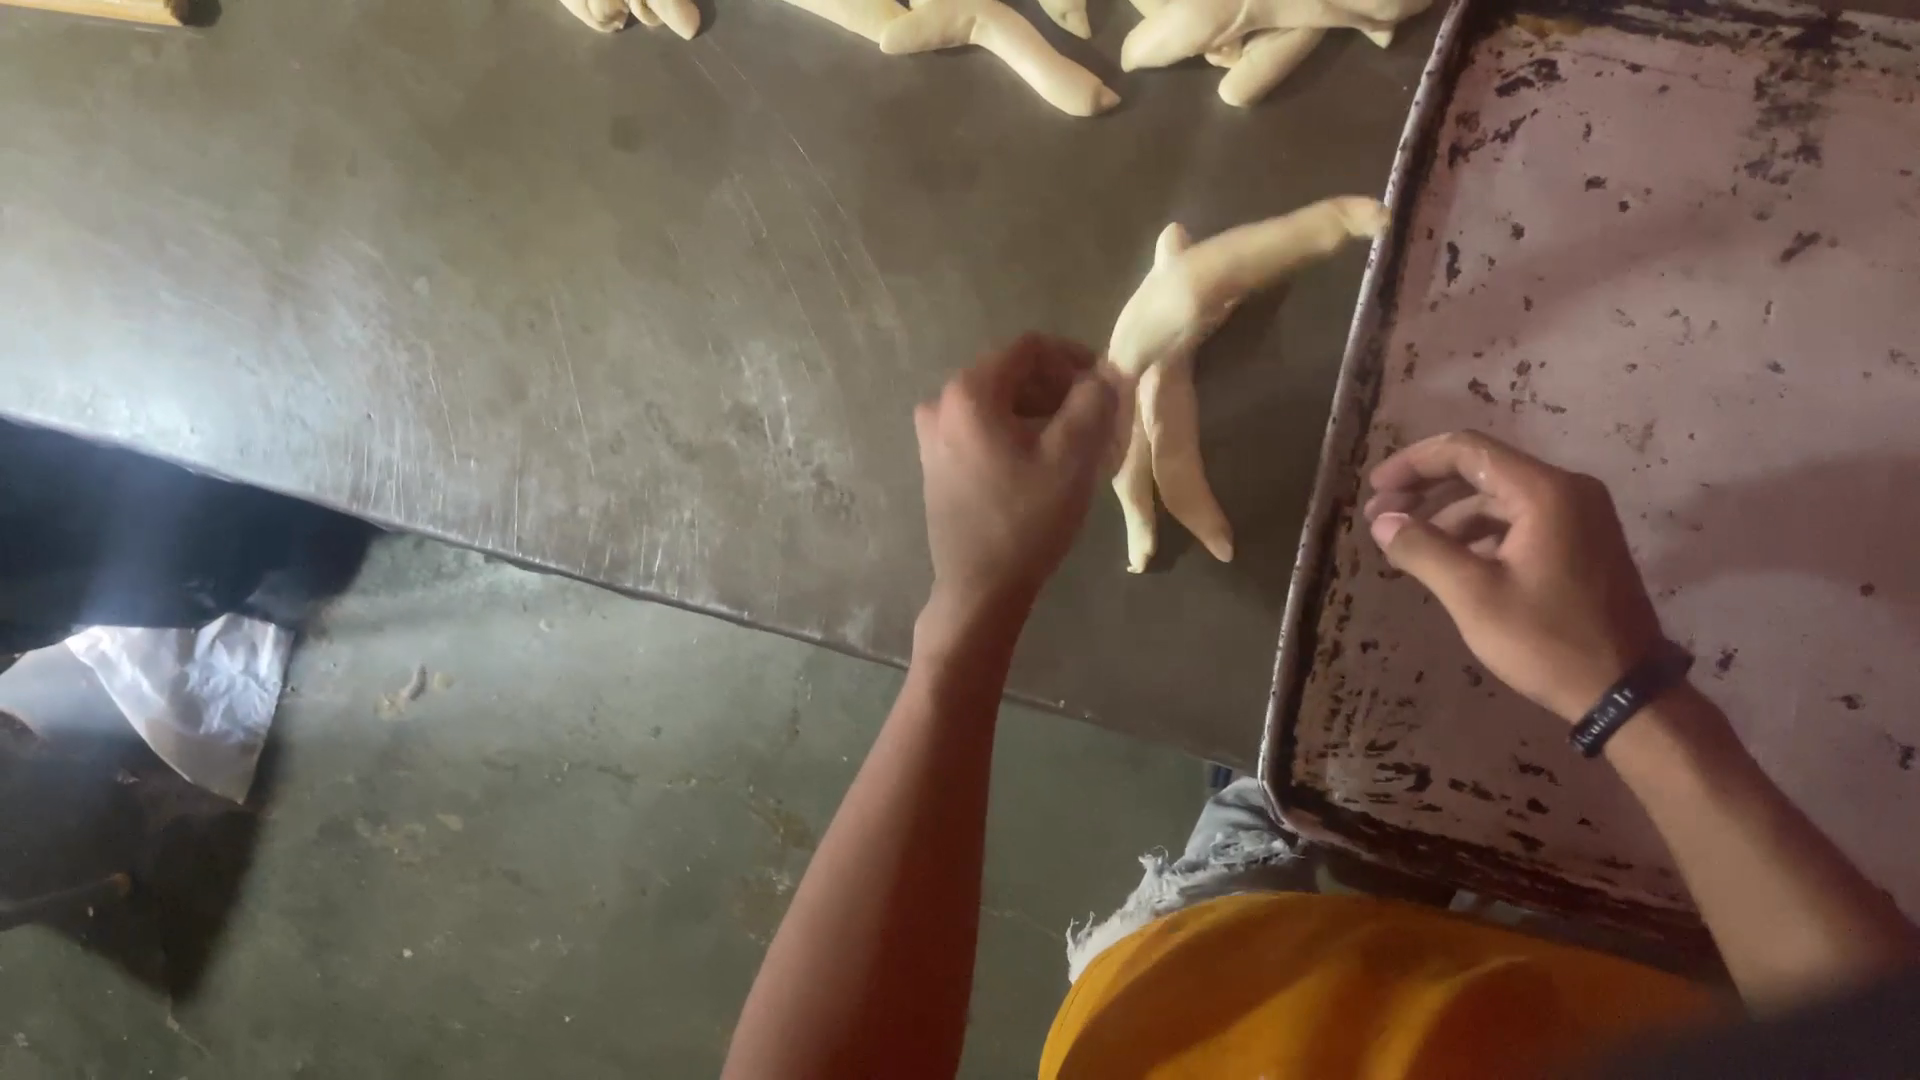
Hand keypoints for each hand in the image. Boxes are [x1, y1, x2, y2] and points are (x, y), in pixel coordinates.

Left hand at [914, 334, 1126, 623]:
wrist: (980, 588)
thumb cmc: (1026, 520)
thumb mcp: (1072, 456)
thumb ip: (1093, 400)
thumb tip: (1105, 373)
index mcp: (968, 393)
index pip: (1029, 348)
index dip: (1074, 358)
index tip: (1104, 386)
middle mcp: (940, 405)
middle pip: (1011, 374)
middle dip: (1057, 389)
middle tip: (1094, 419)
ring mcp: (932, 437)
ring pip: (998, 404)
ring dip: (1039, 413)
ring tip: (1074, 444)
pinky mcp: (936, 464)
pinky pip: (982, 430)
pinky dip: (1015, 433)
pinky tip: (1042, 463)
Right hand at [1362, 430, 1662, 721]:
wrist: (1625, 693)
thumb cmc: (1545, 639)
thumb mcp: (1471, 594)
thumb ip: (1422, 548)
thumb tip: (1382, 521)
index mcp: (1545, 493)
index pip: (1466, 451)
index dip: (1412, 464)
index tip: (1375, 489)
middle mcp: (1566, 492)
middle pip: (1480, 468)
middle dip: (1424, 487)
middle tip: (1380, 515)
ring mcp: (1577, 517)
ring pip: (1494, 496)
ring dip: (1444, 513)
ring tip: (1404, 543)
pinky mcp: (1577, 543)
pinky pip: (1513, 520)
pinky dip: (1472, 531)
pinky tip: (1445, 560)